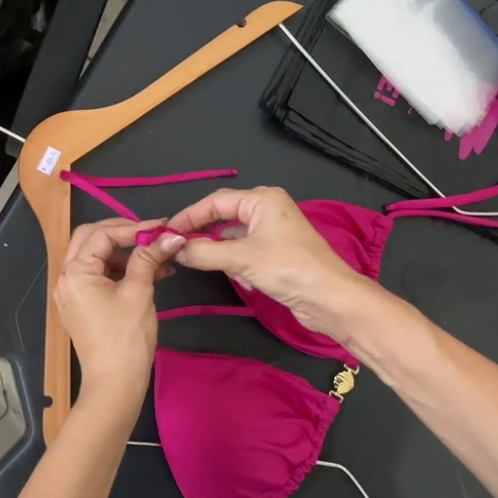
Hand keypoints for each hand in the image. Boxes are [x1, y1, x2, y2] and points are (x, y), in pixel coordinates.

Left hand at [55, 219, 185, 415]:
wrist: (115, 384)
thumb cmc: (126, 337)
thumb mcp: (139, 292)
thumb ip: (149, 258)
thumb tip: (170, 235)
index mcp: (75, 272)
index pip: (102, 234)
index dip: (133, 227)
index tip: (161, 228)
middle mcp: (67, 278)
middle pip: (92, 240)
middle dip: (123, 234)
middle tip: (152, 236)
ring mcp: (73, 293)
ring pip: (97, 258)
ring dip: (125, 253)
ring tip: (158, 259)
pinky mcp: (82, 306)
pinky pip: (99, 277)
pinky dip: (121, 271)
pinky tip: (149, 274)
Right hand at [165, 186, 374, 339]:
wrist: (330, 298)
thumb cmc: (288, 268)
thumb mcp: (241, 259)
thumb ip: (204, 252)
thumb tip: (176, 249)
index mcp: (262, 199)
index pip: (215, 201)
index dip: (189, 216)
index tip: (166, 231)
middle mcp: (268, 209)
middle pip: (224, 215)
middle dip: (202, 231)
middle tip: (177, 245)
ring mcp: (274, 231)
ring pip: (233, 235)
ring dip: (218, 249)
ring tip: (197, 261)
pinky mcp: (277, 251)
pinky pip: (245, 250)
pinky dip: (235, 261)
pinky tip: (235, 276)